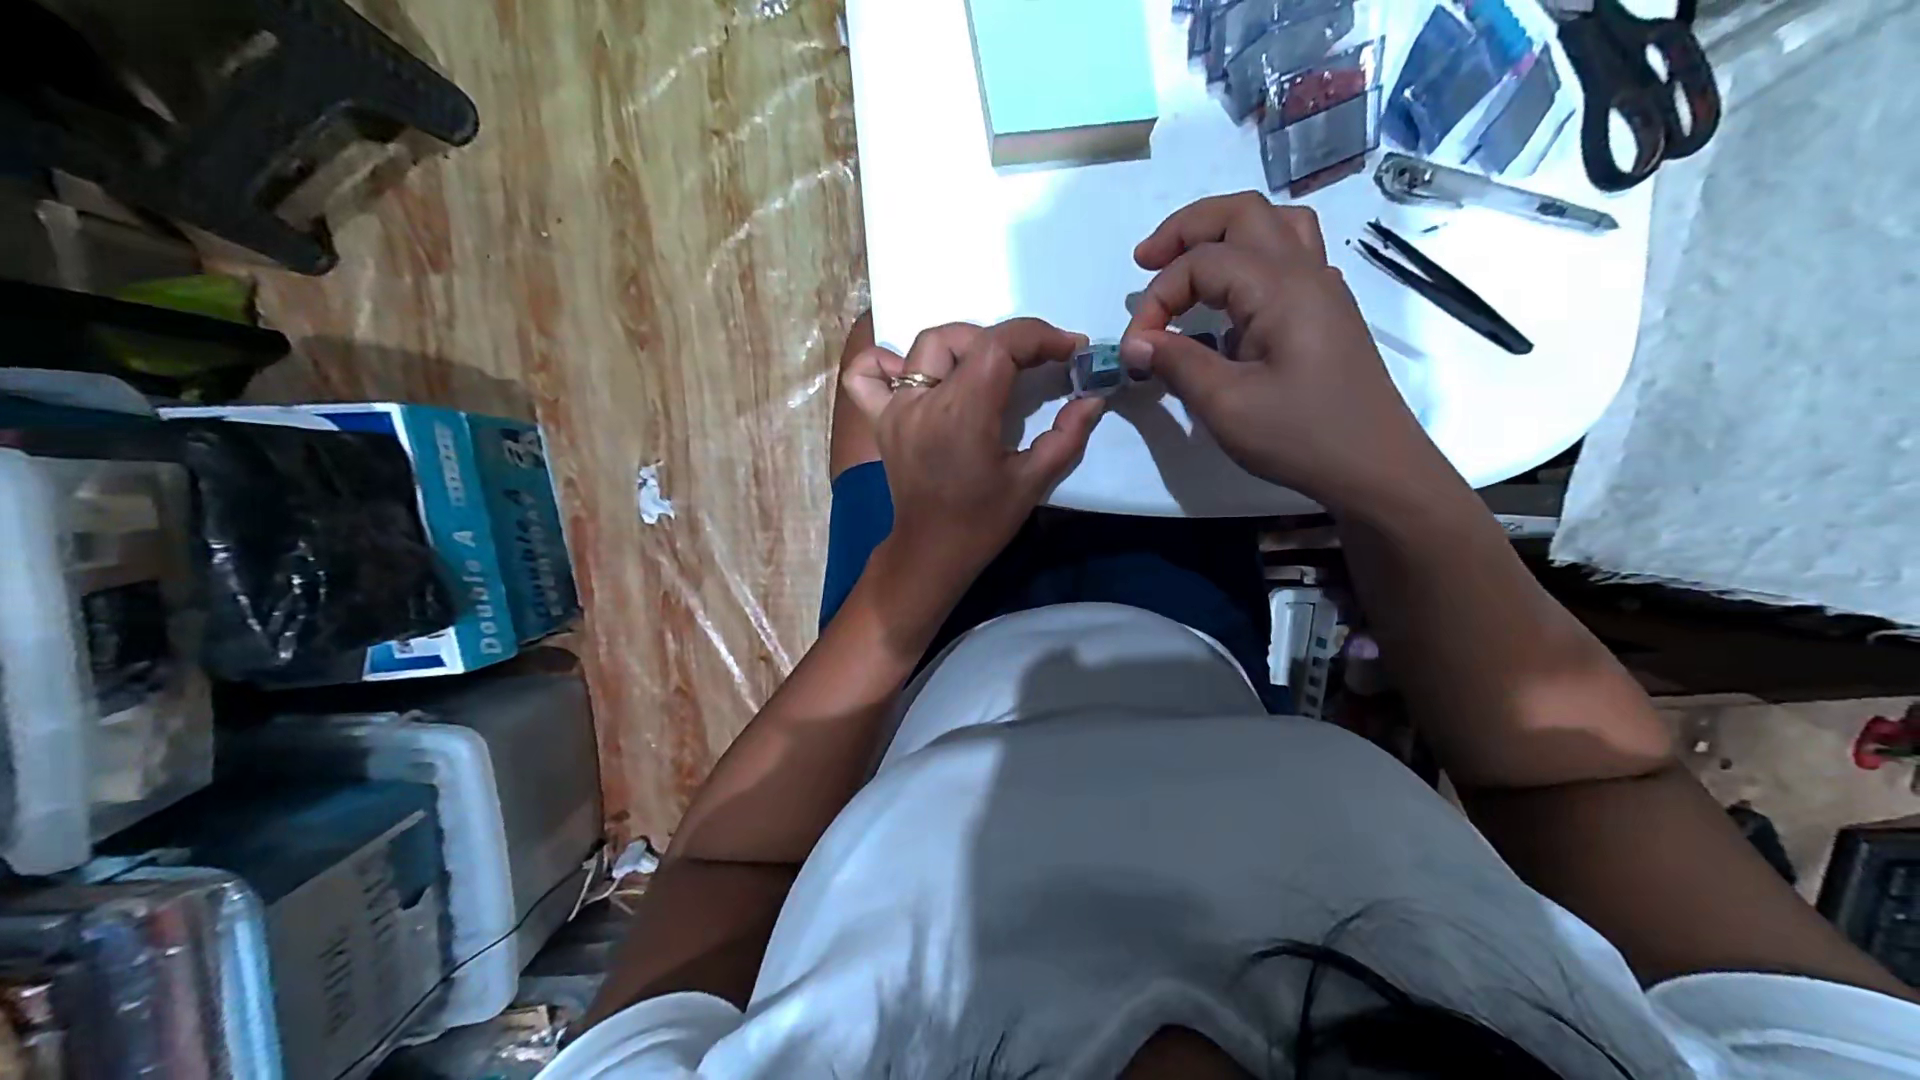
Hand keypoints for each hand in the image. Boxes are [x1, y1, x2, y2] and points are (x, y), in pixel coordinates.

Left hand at [841, 319, 1104, 583]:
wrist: (931, 551)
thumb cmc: (983, 521)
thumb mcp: (1033, 482)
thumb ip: (1067, 435)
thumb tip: (1092, 397)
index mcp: (962, 414)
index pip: (998, 344)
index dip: (1038, 336)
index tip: (1068, 348)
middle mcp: (923, 402)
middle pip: (963, 337)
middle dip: (1008, 341)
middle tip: (1035, 364)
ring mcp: (895, 408)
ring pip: (924, 346)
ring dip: (963, 344)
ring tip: (987, 367)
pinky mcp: (881, 420)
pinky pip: (867, 376)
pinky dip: (887, 363)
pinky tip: (915, 374)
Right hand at [1121, 192, 1450, 515]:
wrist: (1375, 468)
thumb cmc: (1301, 437)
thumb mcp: (1226, 406)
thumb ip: (1178, 364)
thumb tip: (1136, 343)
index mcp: (1281, 288)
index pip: (1202, 263)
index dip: (1157, 299)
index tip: (1135, 350)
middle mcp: (1305, 272)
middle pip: (1242, 213)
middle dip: (1186, 230)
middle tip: (1145, 261)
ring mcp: (1322, 289)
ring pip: (1273, 226)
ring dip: (1223, 233)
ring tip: (1187, 263)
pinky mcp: (1326, 312)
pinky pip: (1289, 256)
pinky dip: (1249, 258)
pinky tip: (1231, 299)